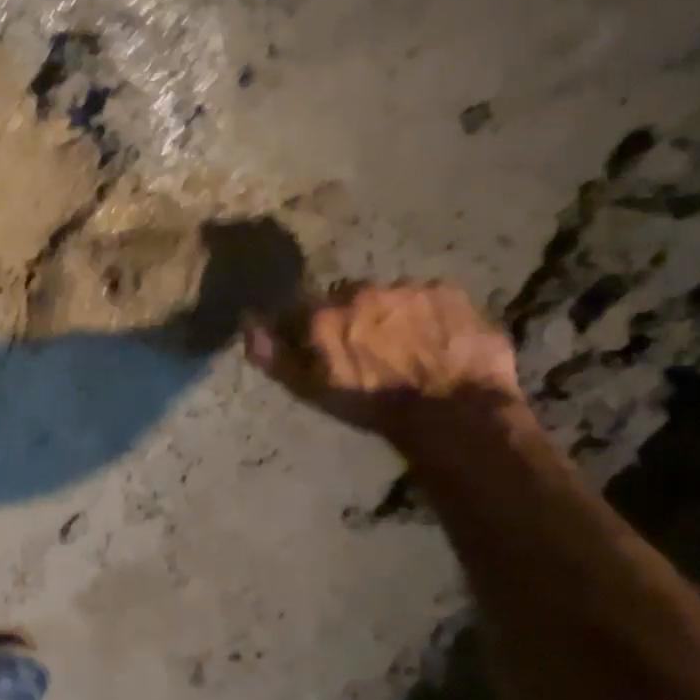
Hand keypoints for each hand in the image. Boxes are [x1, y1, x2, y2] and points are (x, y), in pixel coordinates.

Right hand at [242, 281, 523, 439]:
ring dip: (391, 311)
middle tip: (369, 345)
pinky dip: (427, 311)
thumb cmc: (372, 405)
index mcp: (323, 315)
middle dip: (353, 313)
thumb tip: (247, 321)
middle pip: (348, 295)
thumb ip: (273, 355)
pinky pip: (429, 295)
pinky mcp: (449, 290)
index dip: (312, 325)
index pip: (303, 306)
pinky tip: (435, 337)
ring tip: (407, 342)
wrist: (453, 410)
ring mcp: (407, 288)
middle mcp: (360, 291)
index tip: (324, 345)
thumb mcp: (310, 389)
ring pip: (389, 293)